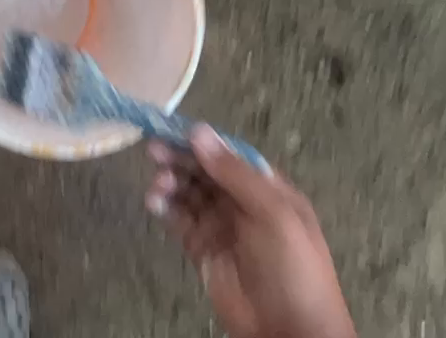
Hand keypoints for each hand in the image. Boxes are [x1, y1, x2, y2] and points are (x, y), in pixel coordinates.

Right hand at [146, 125, 355, 337]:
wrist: (289, 332)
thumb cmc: (291, 268)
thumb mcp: (273, 215)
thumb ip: (234, 173)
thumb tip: (197, 130)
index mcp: (268, 191)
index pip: (229, 156)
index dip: (201, 141)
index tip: (171, 129)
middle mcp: (242, 203)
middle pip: (204, 170)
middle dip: (179, 158)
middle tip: (153, 151)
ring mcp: (221, 225)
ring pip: (187, 191)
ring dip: (170, 181)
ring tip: (159, 186)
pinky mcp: (201, 246)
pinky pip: (177, 217)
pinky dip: (163, 205)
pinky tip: (154, 202)